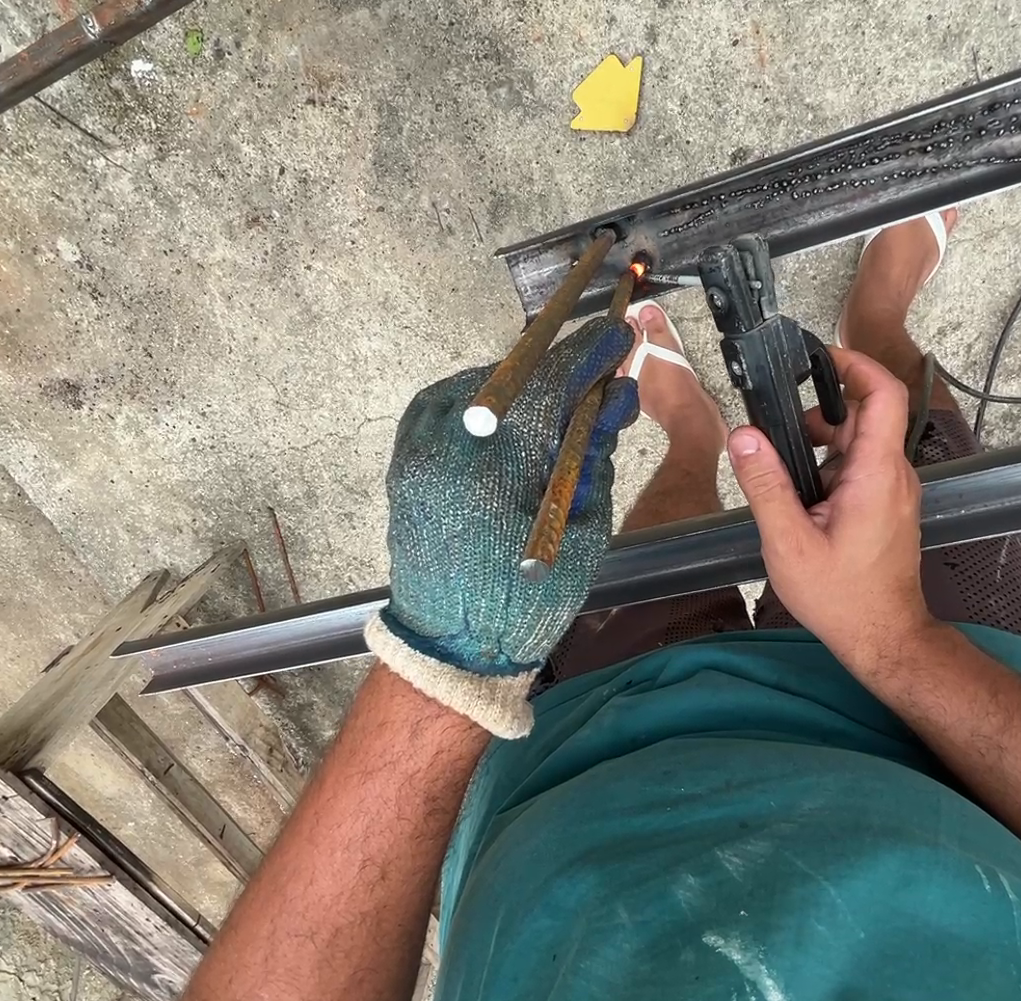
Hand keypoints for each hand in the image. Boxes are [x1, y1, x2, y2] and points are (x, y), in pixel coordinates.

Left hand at [364, 316, 637, 737]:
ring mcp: (415, 450)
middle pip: (513, 376)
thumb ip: (594, 456)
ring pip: (477, 384)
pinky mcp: (403, 459)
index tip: (617, 336)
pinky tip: (508, 417)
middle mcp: (446, 446)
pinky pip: (443, 403)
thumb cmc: (525, 601)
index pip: (550, 384)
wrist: (452, 644)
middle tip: (596, 376)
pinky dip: (481, 401)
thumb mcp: (581, 530)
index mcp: (495, 469)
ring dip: (522, 386)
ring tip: (554, 405)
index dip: (589, 354)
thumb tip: (610, 398)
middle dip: (561, 370)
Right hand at [726, 348, 936, 665]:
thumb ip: (766, 486)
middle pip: (863, 416)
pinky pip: (859, 467)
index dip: (854, 365)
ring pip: (858, 443)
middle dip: (816, 415)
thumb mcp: (788, 542)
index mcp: (875, 474)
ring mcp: (893, 490)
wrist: (882, 636)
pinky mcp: (886, 505)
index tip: (818, 357)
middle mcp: (893, 474)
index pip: (882, 396)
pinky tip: (801, 499)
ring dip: (819, 444)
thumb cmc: (839, 595)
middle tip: (775, 438)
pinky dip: (828, 467)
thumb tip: (742, 437)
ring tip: (782, 476)